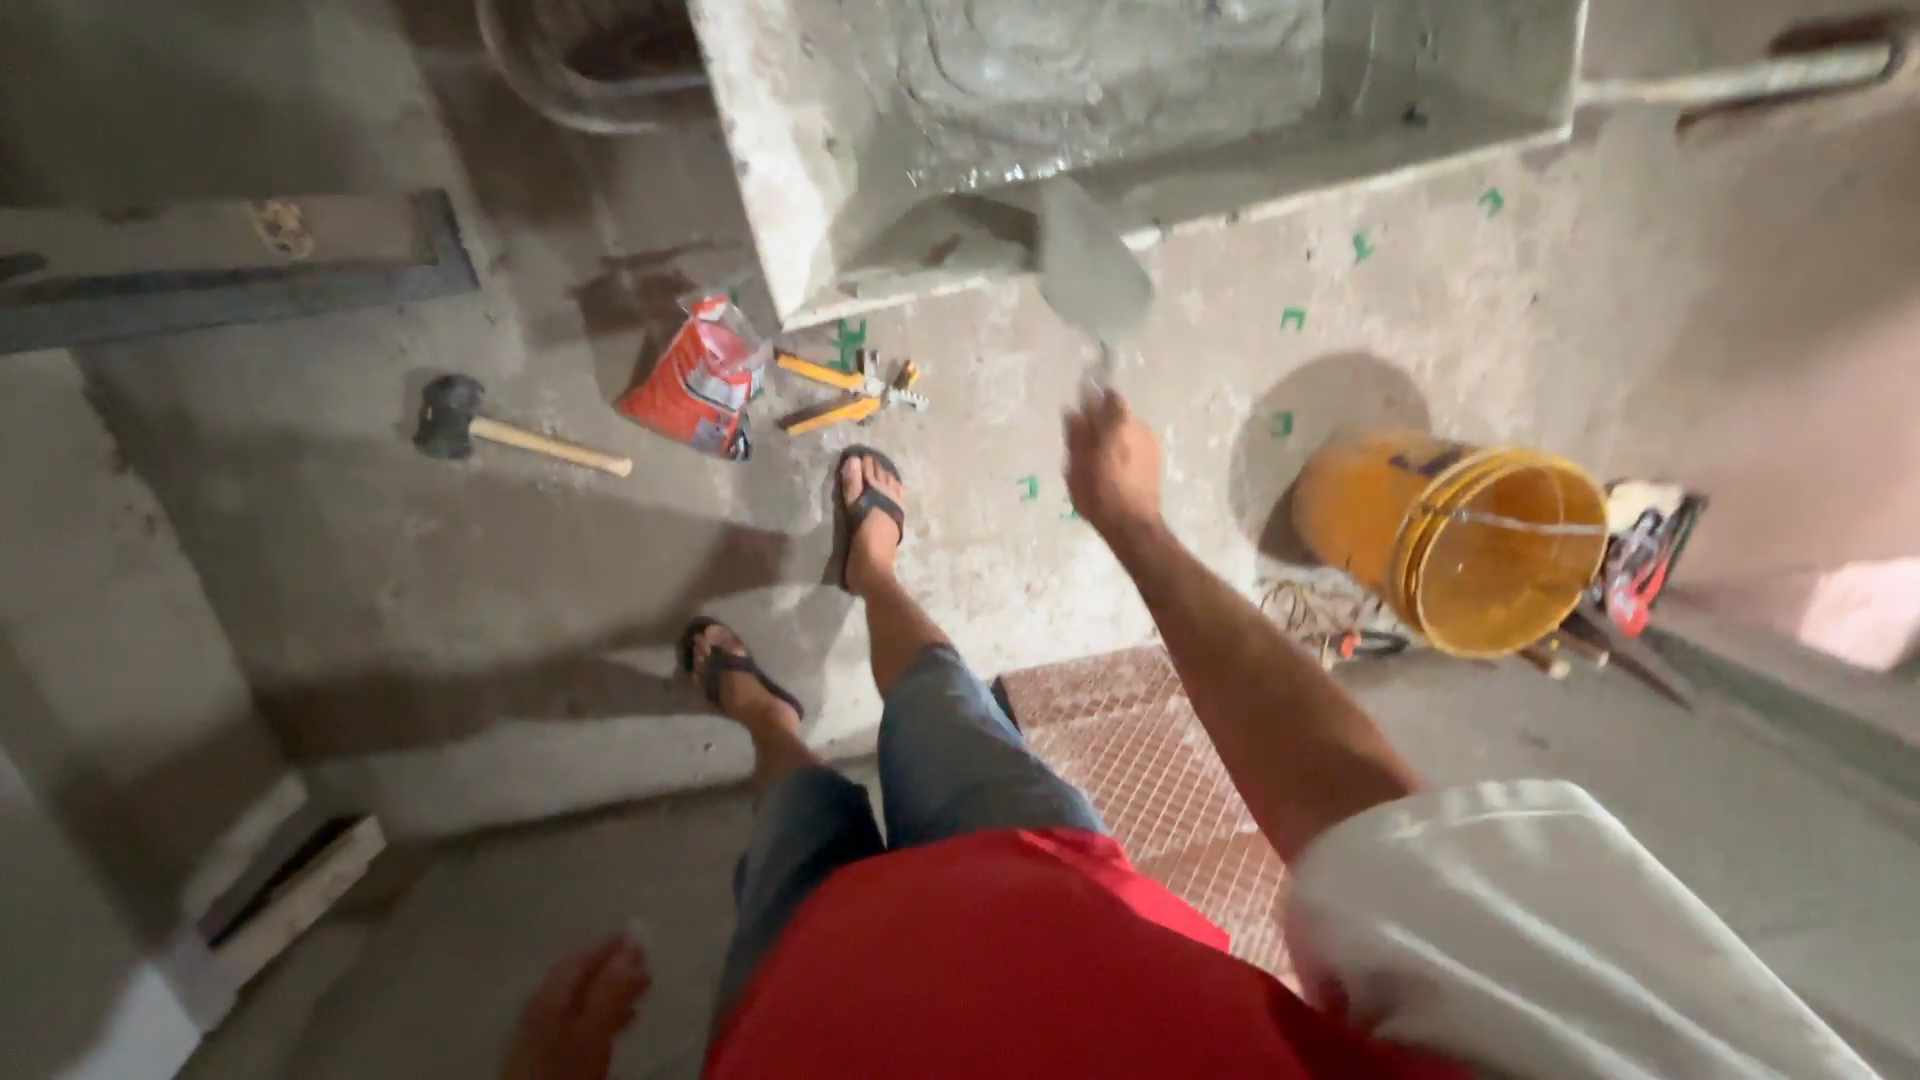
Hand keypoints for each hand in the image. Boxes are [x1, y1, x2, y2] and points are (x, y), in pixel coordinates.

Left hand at [503, 935, 650, 1079]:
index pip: (578, 961)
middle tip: (644, 963)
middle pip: (580, 979)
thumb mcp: (592, 1030)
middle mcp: (542, 1009)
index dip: (607, 946)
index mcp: (549, 997)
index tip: (635, 937)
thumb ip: (611, 990)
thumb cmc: (564, 1071)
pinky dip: (605, 1014)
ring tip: (641, 992)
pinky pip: (582, 1022)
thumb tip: (632, 948)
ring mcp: (543, 1034)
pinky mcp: (550, 1056)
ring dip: (612, 991)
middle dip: (613, 968)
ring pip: (582, 1001)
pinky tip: (622, 1022)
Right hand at [1065, 386, 1162, 539]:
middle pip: (1118, 412)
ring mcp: (1151, 441)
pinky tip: (1117, 469)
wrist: (1132, 524)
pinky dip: (1126, 448)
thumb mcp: (1076, 467)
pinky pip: (1137, 443)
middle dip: (1103, 421)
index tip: (1082, 412)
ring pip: (1128, 428)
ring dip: (1115, 436)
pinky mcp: (1157, 457)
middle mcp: (1137, 426)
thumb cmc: (1098, 495)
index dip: (1093, 401)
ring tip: (1102, 459)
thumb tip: (1073, 413)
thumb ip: (1076, 436)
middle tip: (1088, 441)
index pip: (1106, 396)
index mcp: (1116, 424)